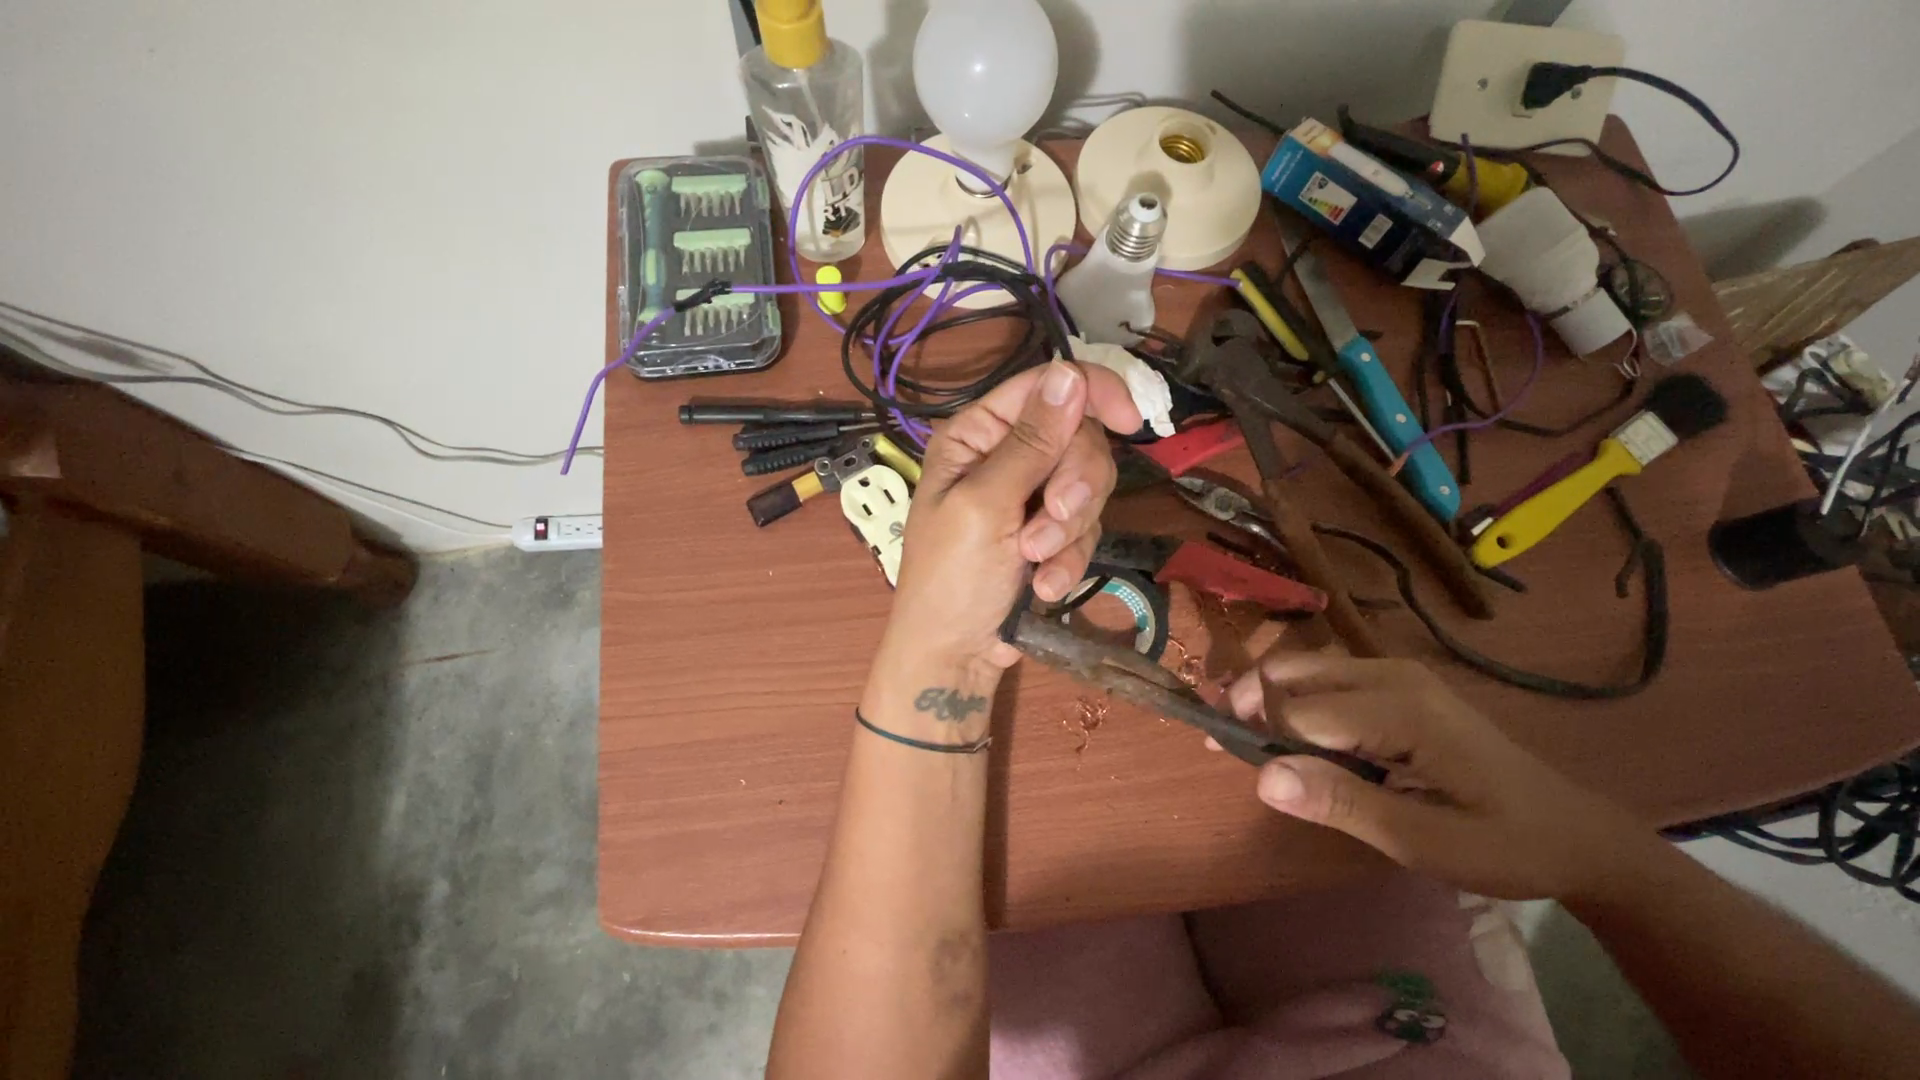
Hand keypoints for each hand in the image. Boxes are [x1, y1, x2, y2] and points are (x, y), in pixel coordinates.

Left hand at [878, 359, 1141, 678]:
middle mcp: (1007, 455)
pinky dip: (1071, 559)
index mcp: (977, 435)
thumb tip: (1070, 373)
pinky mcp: (1053, 532)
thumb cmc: (951, 578)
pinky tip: (1043, 586)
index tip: (1129, 420)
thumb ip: (1030, 442)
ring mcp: (1033, 495)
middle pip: (1079, 438)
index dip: (1092, 393)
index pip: (1045, 388)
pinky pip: (1088, 527)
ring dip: (1069, 530)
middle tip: (1052, 521)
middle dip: (1075, 485)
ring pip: (1090, 485)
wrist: (955, 654)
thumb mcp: (985, 505)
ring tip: (1036, 562)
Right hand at [1226, 653, 1663, 901]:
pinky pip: (1329, 678)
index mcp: (1401, 709)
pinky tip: (1298, 739)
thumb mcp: (1424, 842)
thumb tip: (1262, 777)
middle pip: (1294, 671)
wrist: (1576, 835)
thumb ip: (1342, 804)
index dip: (1253, 730)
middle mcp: (1393, 675)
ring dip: (1270, 698)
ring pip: (1306, 668)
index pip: (1298, 708)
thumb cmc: (1504, 844)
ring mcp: (1398, 675)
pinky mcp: (1400, 685)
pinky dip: (1297, 701)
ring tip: (1253, 743)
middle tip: (1229, 748)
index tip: (1221, 753)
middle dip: (1251, 701)